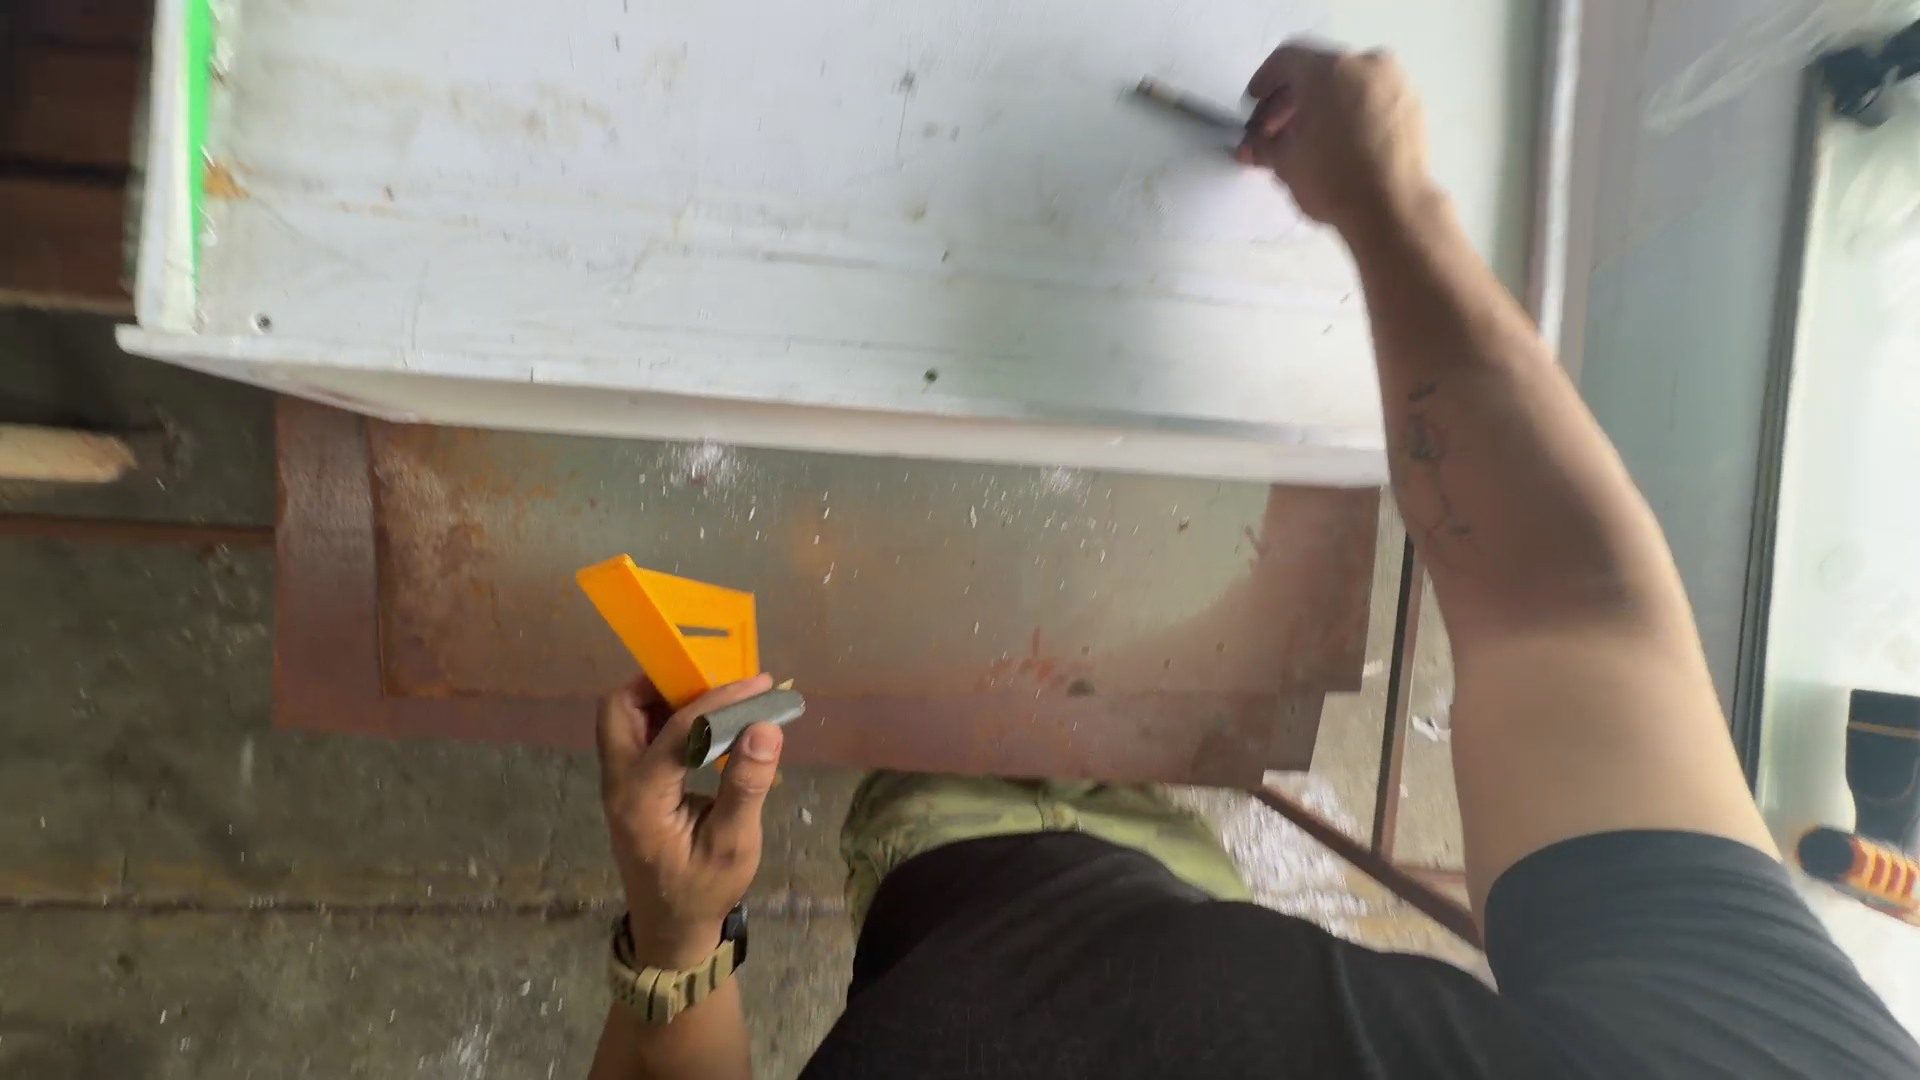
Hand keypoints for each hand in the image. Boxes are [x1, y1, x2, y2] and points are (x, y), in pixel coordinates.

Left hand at [596, 673, 781, 969]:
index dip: (722, 700)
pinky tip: (706, 723)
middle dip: (664, 683)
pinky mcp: (629, 786)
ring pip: (623, 717)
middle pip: (621, 709)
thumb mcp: (733, 845)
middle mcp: (620, 783)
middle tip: (714, 680)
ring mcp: (619, 784)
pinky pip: (637, 733)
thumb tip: (765, 728)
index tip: (760, 685)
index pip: (679, 729)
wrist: (672, 930)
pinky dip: (667, 715)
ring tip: (715, 696)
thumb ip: (745, 787)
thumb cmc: (704, 889)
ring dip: (663, 696)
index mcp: (642, 799)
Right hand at [1235, 42, 1435, 232]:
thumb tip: (1251, 147)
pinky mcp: (1409, 102)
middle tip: (1270, 134)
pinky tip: (1332, 145)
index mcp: (1329, 72)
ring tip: (1299, 144)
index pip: (1286, 60)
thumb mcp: (1285, 165)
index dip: (1263, 82)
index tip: (1252, 106)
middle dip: (1287, 104)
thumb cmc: (1332, 182)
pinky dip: (1344, 114)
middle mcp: (1364, 65)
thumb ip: (1262, 147)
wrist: (1390, 206)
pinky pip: (1367, 98)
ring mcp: (1392, 81)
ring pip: (1343, 86)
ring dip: (1316, 110)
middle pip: (1315, 73)